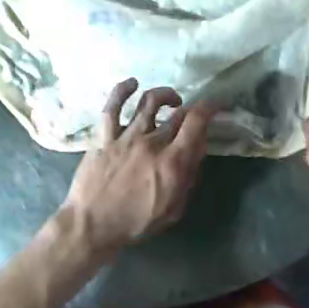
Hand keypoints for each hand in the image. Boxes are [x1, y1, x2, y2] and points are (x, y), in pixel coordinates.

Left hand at [56, 78, 215, 259]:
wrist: (92, 223)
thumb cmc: (135, 223)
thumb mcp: (173, 208)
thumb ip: (188, 177)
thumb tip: (197, 150)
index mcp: (172, 162)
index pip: (197, 122)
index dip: (210, 107)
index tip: (216, 105)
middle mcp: (151, 142)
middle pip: (177, 113)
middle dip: (191, 109)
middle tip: (193, 114)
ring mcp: (125, 136)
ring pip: (148, 102)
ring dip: (165, 95)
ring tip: (171, 100)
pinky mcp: (104, 136)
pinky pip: (112, 106)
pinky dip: (122, 90)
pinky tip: (133, 84)